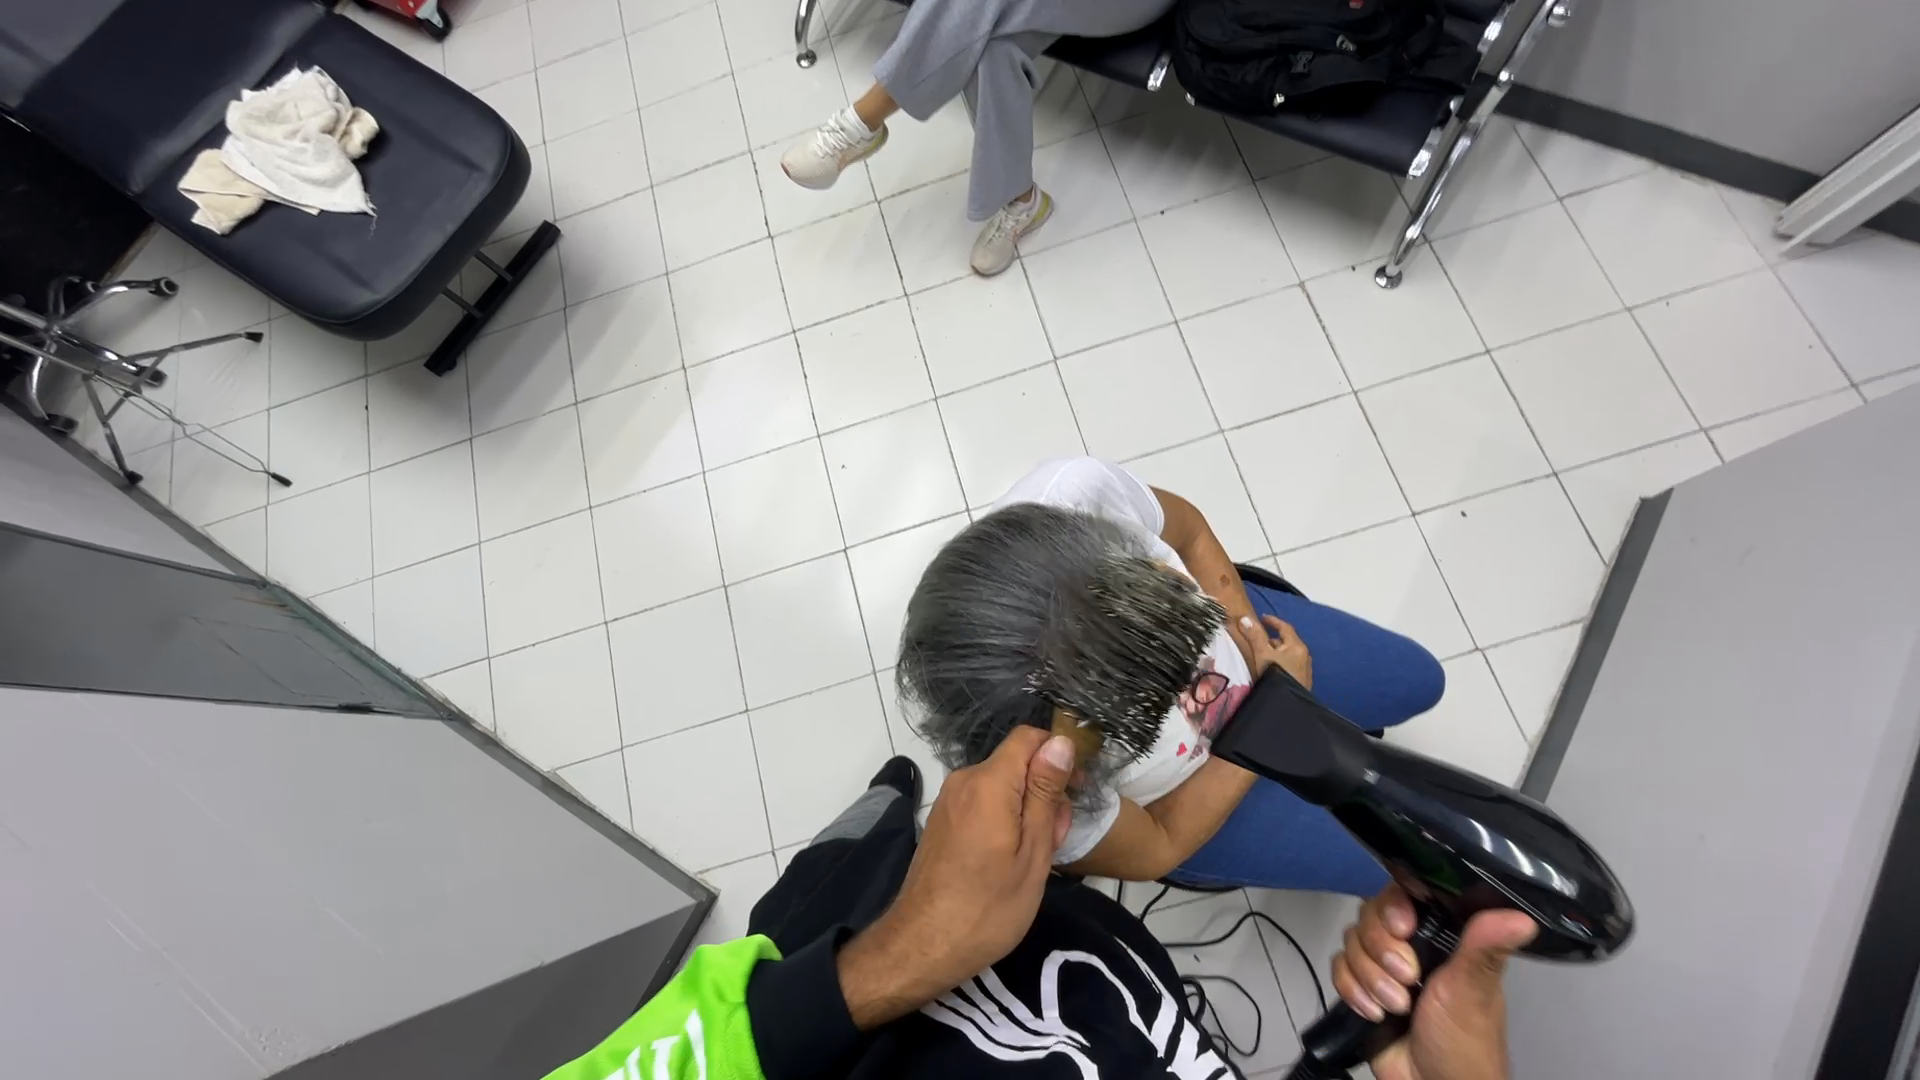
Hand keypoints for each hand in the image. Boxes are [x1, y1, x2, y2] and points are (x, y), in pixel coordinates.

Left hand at [836, 726, 1075, 1027]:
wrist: (923, 944)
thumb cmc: (989, 905)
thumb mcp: (1033, 851)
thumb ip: (1045, 792)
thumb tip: (1060, 741)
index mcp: (988, 782)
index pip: (1028, 737)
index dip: (1057, 753)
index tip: (1076, 788)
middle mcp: (964, 779)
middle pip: (1016, 763)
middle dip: (1044, 790)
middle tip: (1056, 840)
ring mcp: (949, 799)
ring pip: (1001, 786)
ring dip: (1026, 809)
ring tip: (1035, 857)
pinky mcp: (943, 819)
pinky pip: (983, 802)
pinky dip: (1003, 819)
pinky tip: (1009, 860)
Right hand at [1229, 614, 1312, 689]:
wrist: (1289, 705)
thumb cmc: (1276, 675)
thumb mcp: (1262, 654)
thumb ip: (1254, 636)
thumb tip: (1245, 618)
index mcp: (1296, 646)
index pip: (1285, 627)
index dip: (1272, 621)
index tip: (1261, 618)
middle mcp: (1304, 655)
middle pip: (1287, 641)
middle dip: (1272, 639)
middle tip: (1257, 640)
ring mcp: (1305, 669)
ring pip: (1288, 654)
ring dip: (1276, 651)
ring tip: (1262, 656)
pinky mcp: (1302, 681)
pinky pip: (1290, 665)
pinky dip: (1280, 662)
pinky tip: (1271, 670)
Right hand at [1334, 885, 1536, 1079]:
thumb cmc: (1464, 1042)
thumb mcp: (1474, 992)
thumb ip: (1484, 949)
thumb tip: (1523, 916)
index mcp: (1439, 939)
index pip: (1402, 895)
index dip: (1393, 906)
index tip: (1402, 929)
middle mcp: (1408, 946)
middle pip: (1369, 917)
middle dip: (1381, 950)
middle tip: (1407, 980)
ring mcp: (1382, 967)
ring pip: (1351, 942)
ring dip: (1369, 977)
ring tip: (1395, 1006)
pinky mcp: (1360, 987)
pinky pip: (1338, 967)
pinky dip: (1352, 990)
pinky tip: (1374, 1014)